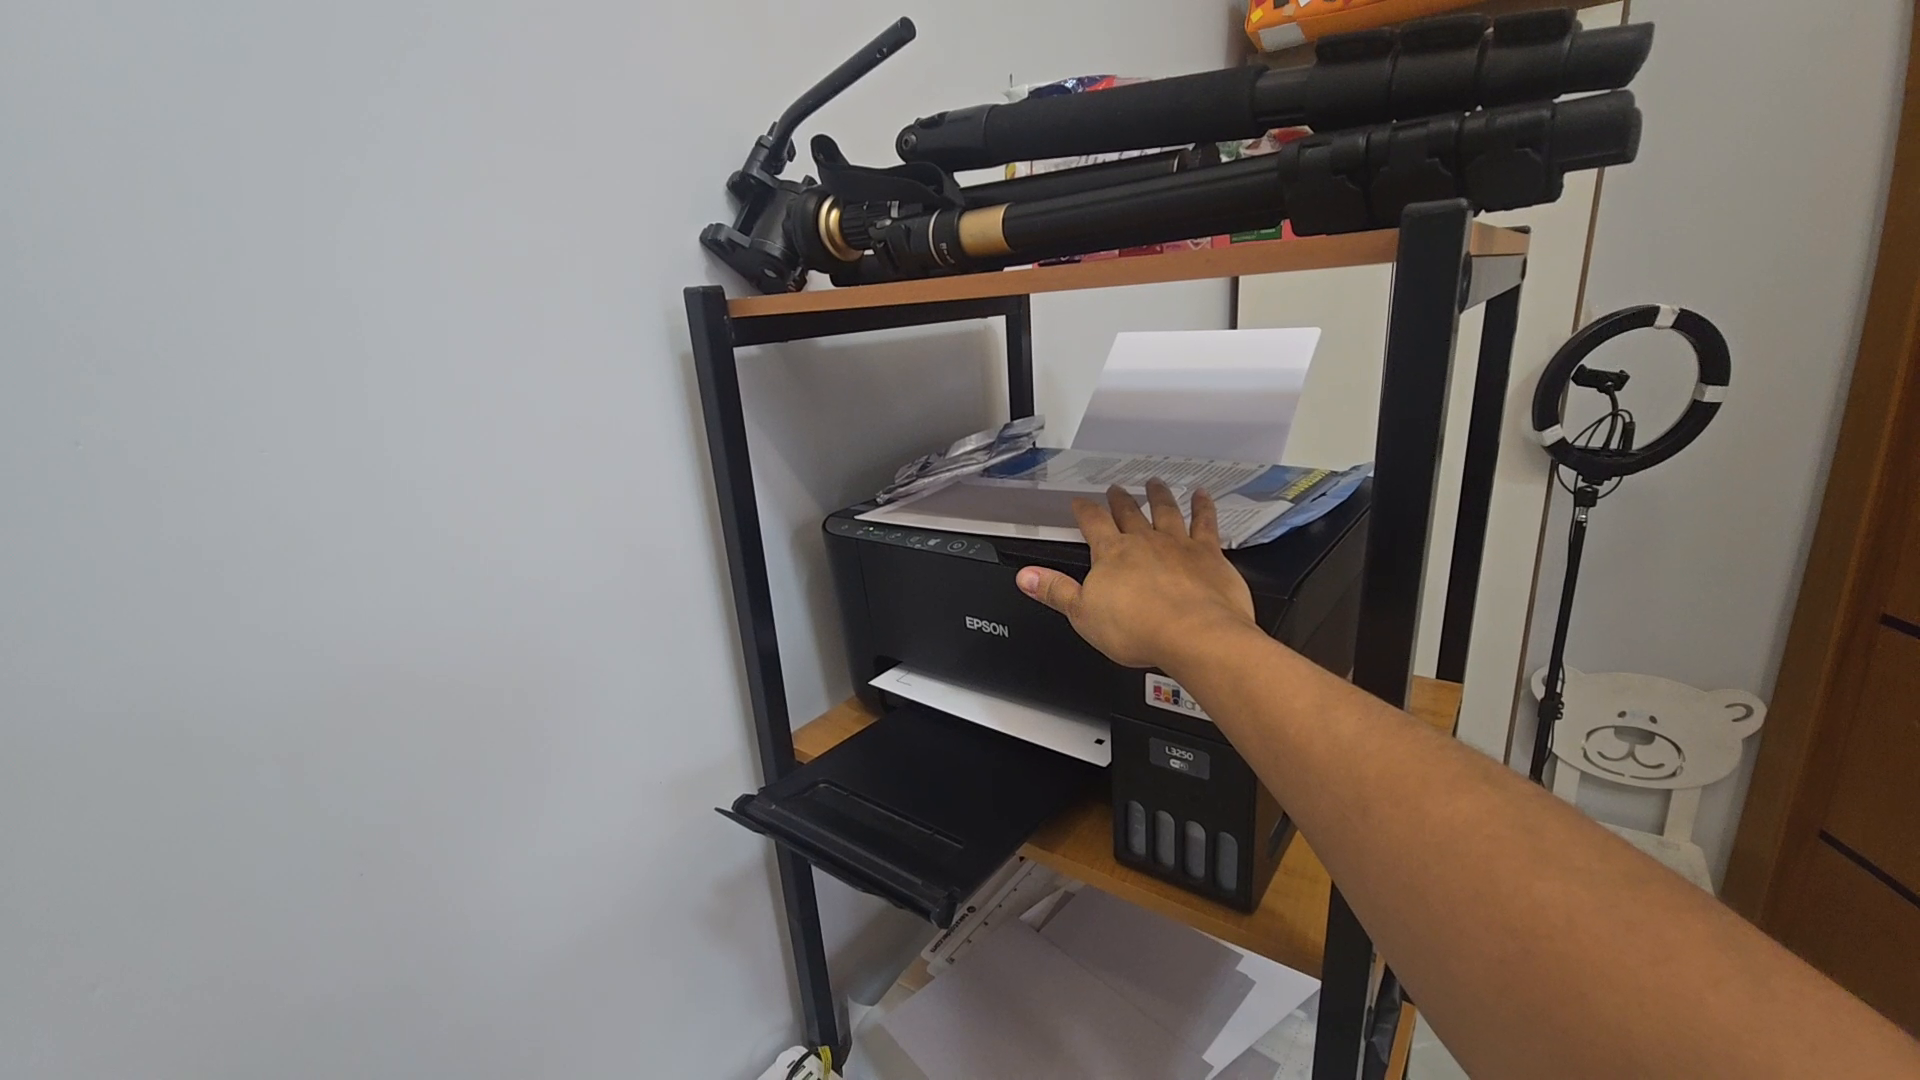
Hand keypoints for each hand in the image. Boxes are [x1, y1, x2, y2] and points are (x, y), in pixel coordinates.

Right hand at [1016, 478, 1256, 669]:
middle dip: (1120, 500)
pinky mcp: (1208, 555)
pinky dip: (1203, 507)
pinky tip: (1203, 496)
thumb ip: (1055, 591)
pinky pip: (1205, 523)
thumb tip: (1026, 577)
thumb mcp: (1082, 615)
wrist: (1193, 634)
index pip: (1093, 523)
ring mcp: (1178, 545)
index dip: (1084, 511)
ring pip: (1165, 512)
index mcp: (1111, 554)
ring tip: (1155, 483)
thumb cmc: (1140, 628)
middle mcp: (1144, 542)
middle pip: (1129, 513)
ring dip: (1158, 496)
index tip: (1080, 503)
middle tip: (1116, 489)